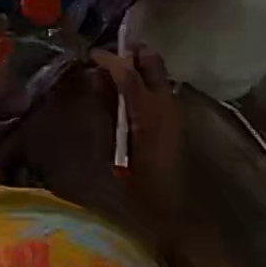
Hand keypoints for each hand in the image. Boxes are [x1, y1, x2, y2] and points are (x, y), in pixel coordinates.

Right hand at [92, 46, 185, 222]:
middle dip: (129, 54)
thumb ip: (106, 108)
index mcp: (148, 113)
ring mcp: (174, 108)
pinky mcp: (175, 116)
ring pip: (157, 70)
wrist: (168, 212)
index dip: (109, 59)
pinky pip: (158, 86)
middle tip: (105, 62)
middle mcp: (166, 104)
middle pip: (152, 59)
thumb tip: (96, 78)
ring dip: (136, 66)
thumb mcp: (112, 146)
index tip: (91, 56)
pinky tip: (124, 95)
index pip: (129, 72)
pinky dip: (142, 81)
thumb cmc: (135, 186)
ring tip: (111, 76)